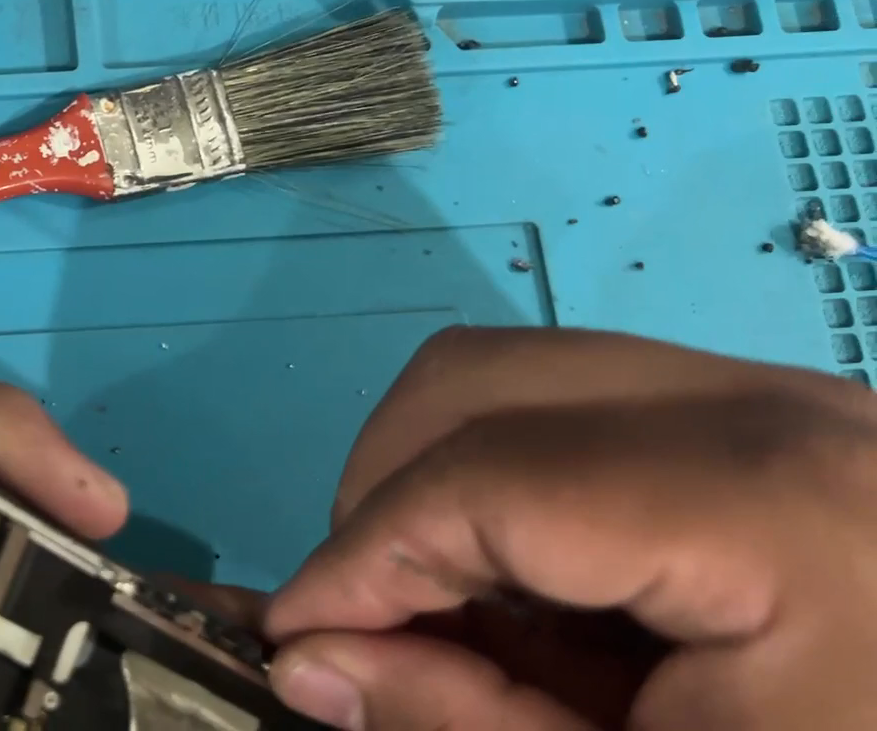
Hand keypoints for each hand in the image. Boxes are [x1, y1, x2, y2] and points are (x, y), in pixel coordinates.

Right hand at [260, 327, 876, 730]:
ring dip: (431, 469)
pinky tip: (538, 573)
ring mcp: (775, 393)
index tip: (291, 636)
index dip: (358, 561)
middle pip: (471, 383)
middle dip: (384, 493)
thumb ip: (472, 726)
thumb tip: (303, 669)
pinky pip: (562, 396)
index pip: (477, 484)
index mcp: (773, 504)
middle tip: (378, 610)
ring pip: (505, 371)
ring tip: (449, 584)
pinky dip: (500, 471)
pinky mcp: (772, 414)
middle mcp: (765, 405)